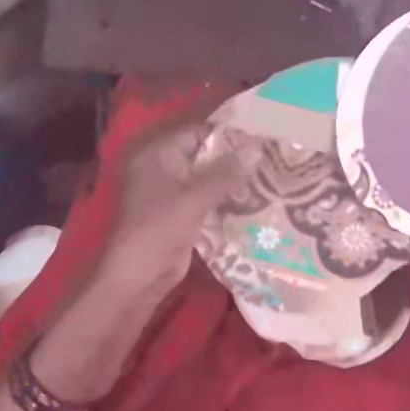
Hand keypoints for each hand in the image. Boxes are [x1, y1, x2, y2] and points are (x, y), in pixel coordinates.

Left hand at [97, 123, 255, 297]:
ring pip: (206, 180)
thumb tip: (257, 149)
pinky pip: (206, 201)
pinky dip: (225, 201)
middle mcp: (162, 170)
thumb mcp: (193, 199)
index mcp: (156, 156)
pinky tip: (255, 202)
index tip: (260, 139)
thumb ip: (225, 174)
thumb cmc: (158, 230)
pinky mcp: (181, 216)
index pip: (195, 133)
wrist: (138, 277)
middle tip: (271, 158)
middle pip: (202, 156)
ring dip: (232, 182)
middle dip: (232, 160)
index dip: (225, 136)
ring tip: (270, 178)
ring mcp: (170, 194)